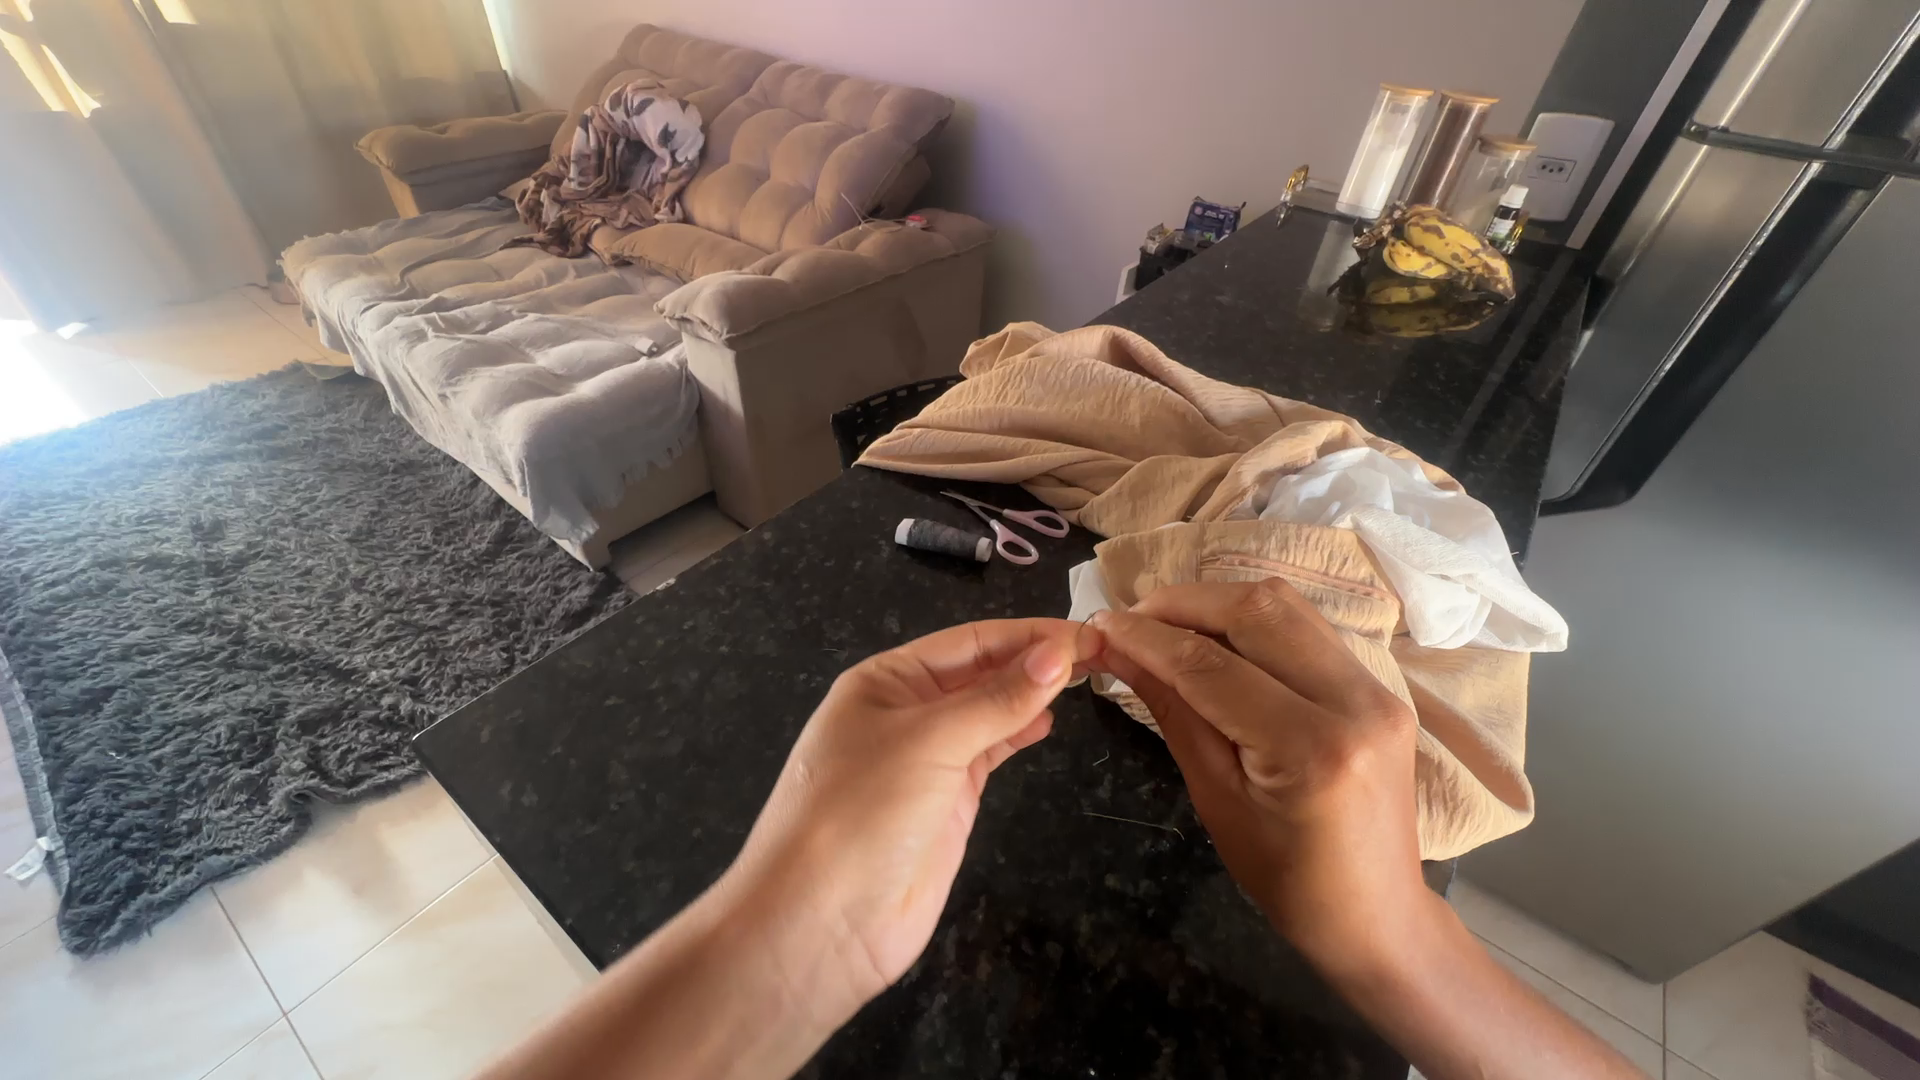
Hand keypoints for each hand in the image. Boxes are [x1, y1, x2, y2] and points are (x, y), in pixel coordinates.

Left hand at [714, 618, 1096, 1033]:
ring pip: (989, 711)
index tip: (1085, 633)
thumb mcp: (930, 741)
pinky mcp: (947, 800)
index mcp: (888, 679)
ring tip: (1086, 679)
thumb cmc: (863, 809)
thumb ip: (997, 699)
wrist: (821, 924)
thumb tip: (1059, 653)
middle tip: (1099, 653)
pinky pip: (989, 752)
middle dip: (1035, 661)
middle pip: (981, 672)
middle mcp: (907, 710)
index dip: (1028, 635)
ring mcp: (928, 757)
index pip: (970, 641)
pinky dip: (1018, 733)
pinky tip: (1047, 721)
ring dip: (1032, 694)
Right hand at [1086, 580, 1430, 976]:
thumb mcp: (1213, 795)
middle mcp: (1354, 702)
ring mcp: (1376, 687)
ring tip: (1166, 623)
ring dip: (1215, 601)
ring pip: (1284, 604)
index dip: (1147, 637)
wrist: (1375, 912)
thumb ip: (1170, 709)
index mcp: (1310, 749)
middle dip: (1181, 602)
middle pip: (1255, 610)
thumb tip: (1116, 650)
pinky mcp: (1378, 683)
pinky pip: (1304, 625)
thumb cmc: (1283, 874)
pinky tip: (1214, 636)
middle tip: (1131, 618)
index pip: (1211, 665)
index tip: (1100, 624)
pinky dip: (1249, 618)